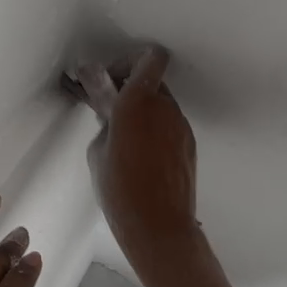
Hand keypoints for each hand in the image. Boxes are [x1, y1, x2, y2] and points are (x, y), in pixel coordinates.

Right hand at [72, 47, 199, 265]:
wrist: (159, 227)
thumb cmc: (120, 189)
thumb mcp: (98, 150)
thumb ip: (105, 118)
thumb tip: (108, 108)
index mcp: (138, 102)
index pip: (149, 59)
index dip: (129, 62)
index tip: (109, 80)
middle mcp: (164, 107)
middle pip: (151, 80)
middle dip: (130, 87)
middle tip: (110, 110)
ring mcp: (181, 126)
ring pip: (161, 103)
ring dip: (143, 110)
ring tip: (123, 139)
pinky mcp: (189, 144)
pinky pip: (169, 124)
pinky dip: (154, 128)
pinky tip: (140, 155)